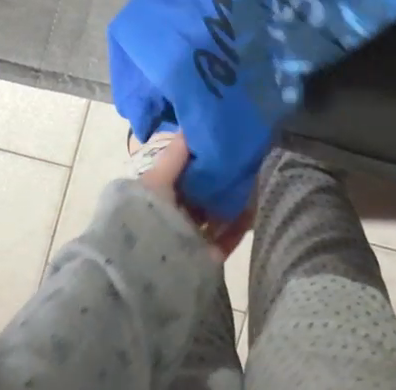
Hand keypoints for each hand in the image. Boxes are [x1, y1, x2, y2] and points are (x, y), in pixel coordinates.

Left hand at [135, 134, 252, 259]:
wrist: (143, 270)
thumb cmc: (145, 215)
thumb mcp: (157, 177)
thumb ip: (176, 154)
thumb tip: (191, 126)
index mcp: (156, 195)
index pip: (182, 172)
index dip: (200, 158)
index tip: (220, 142)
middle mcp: (172, 215)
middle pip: (201, 193)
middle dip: (219, 179)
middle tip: (241, 161)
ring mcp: (189, 238)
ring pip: (216, 214)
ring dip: (232, 201)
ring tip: (252, 182)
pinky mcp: (205, 257)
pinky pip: (226, 237)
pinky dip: (239, 225)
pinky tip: (253, 209)